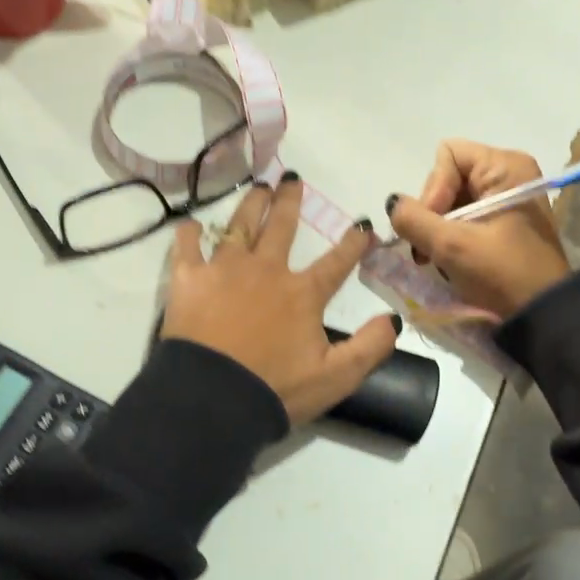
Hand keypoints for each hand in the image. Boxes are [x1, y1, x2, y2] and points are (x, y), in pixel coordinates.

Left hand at [162, 172, 400, 425]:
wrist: (213, 399)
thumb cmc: (276, 389)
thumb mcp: (337, 377)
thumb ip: (370, 347)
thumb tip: (393, 318)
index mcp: (302, 294)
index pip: (335, 262)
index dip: (353, 243)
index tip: (363, 224)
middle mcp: (266, 271)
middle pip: (280, 228)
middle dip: (289, 202)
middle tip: (292, 180)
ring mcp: (224, 270)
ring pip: (239, 226)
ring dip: (250, 205)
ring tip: (257, 187)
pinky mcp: (188, 280)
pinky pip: (187, 247)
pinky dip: (189, 234)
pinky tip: (191, 225)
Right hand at [385, 140, 570, 318]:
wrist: (543, 316)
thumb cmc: (502, 274)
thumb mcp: (452, 247)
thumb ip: (414, 220)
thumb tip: (393, 204)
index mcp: (506, 167)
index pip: (448, 156)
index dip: (433, 188)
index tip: (434, 224)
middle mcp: (509, 174)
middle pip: (448, 178)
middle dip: (432, 212)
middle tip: (426, 248)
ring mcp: (508, 199)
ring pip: (453, 201)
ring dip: (437, 229)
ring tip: (432, 258)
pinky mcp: (505, 222)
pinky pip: (465, 218)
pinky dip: (451, 237)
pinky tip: (447, 259)